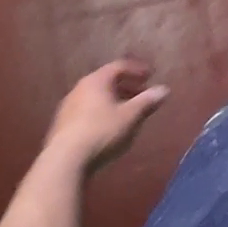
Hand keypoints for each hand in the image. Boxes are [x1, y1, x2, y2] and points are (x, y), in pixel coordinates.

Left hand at [45, 59, 168, 171]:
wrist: (65, 159)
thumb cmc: (102, 131)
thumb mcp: (130, 116)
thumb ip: (147, 101)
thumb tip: (164, 89)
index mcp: (97, 81)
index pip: (119, 66)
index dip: (136, 69)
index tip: (151, 74)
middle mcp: (80, 88)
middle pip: (106, 81)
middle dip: (127, 86)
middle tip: (142, 93)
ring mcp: (69, 105)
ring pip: (96, 96)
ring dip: (114, 100)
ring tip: (128, 112)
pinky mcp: (63, 123)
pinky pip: (88, 109)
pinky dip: (102, 111)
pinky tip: (109, 126)